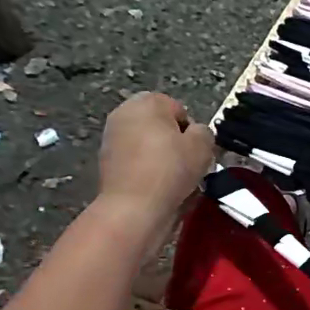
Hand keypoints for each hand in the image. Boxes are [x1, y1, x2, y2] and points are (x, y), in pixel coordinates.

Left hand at [97, 93, 215, 225]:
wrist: (133, 207)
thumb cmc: (170, 170)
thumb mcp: (202, 147)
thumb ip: (204, 132)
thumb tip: (196, 134)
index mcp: (148, 102)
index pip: (179, 110)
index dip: (191, 132)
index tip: (196, 152)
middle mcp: (124, 112)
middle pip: (159, 125)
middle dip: (173, 141)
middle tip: (186, 164)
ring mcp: (111, 136)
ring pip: (146, 143)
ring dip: (158, 155)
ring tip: (171, 178)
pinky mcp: (105, 160)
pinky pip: (134, 159)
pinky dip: (144, 168)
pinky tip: (154, 185)